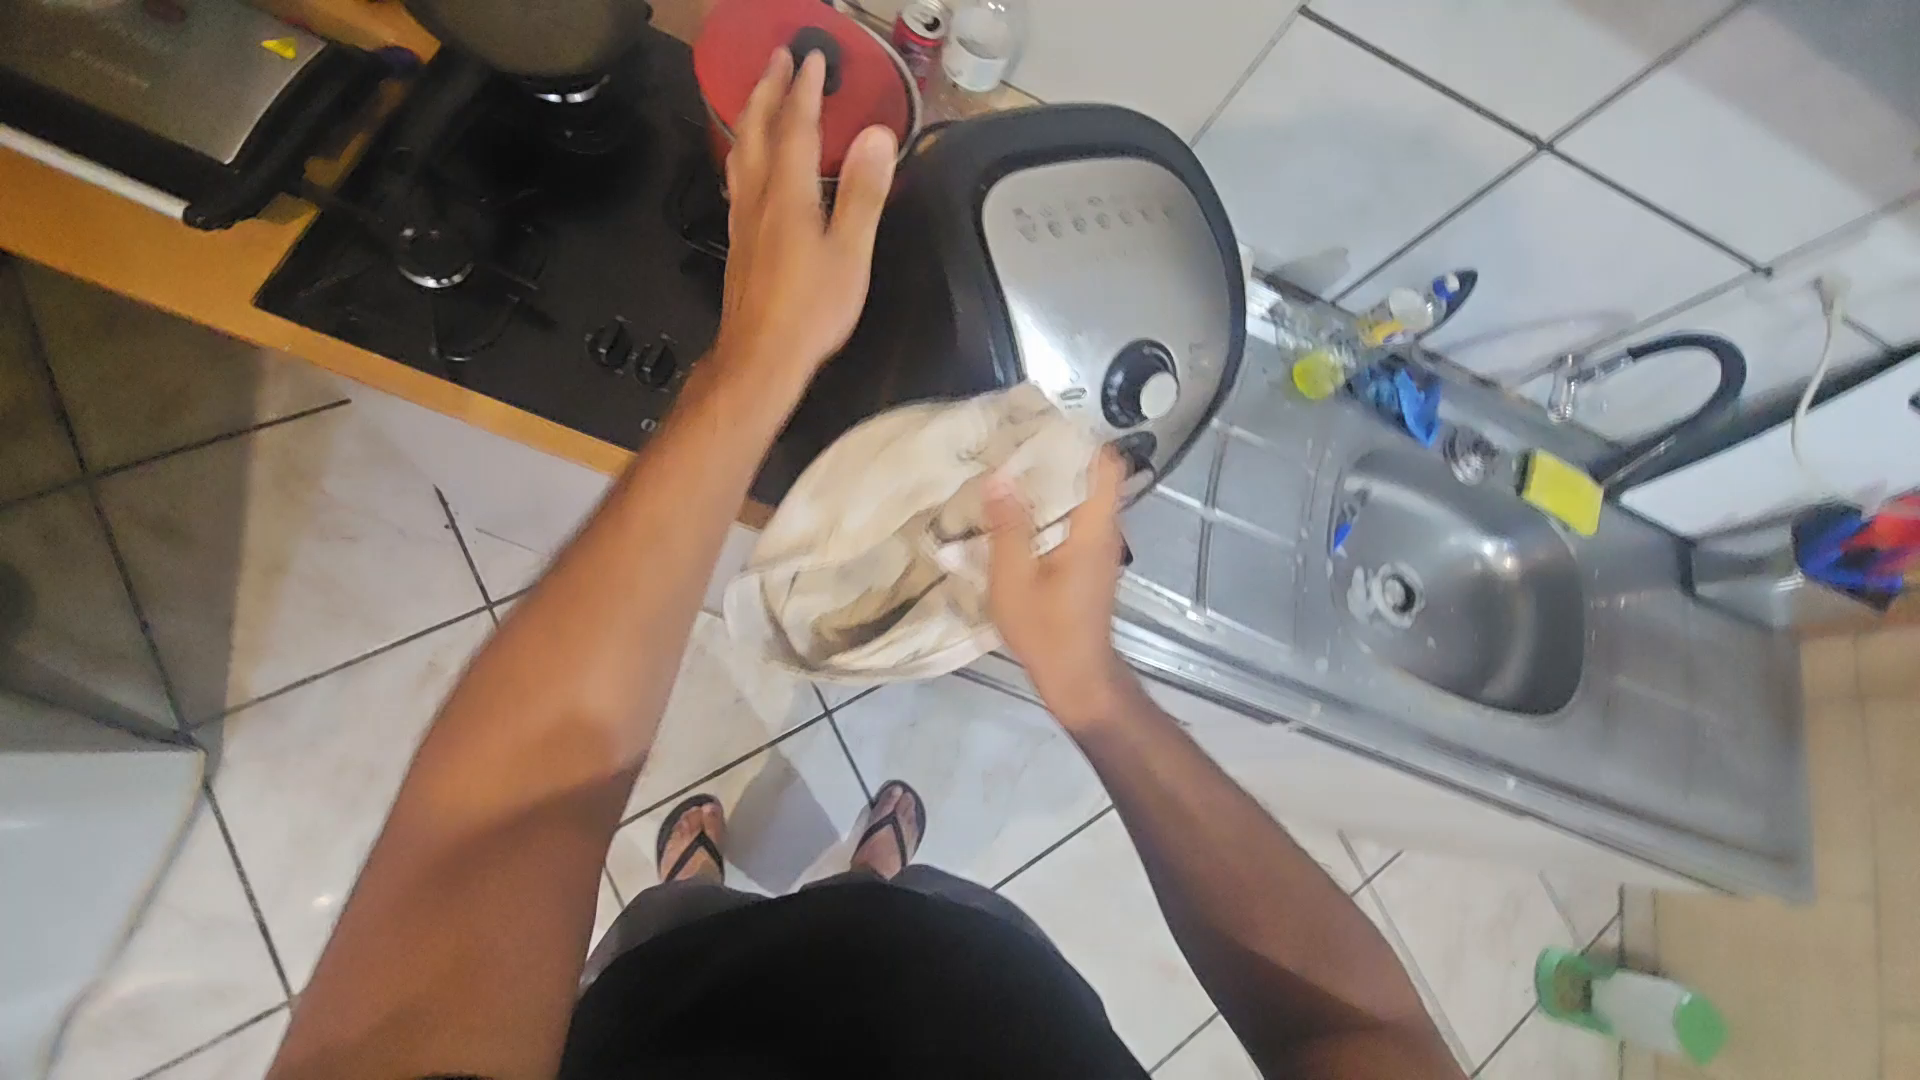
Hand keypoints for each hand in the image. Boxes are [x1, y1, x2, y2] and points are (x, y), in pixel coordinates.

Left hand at [711, 48, 897, 385]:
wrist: (762, 356)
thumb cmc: (810, 312)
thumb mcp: (850, 254)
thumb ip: (862, 194)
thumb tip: (877, 137)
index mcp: (788, 195)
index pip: (796, 126)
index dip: (805, 88)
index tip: (813, 57)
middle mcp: (758, 198)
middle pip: (757, 129)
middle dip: (768, 88)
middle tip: (778, 59)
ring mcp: (743, 220)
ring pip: (740, 152)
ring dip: (752, 116)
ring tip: (761, 97)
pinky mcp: (739, 242)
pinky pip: (738, 179)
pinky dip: (746, 153)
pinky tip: (750, 164)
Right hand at [985, 449, 1144, 730]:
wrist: (1077, 677)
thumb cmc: (1047, 629)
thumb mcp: (1014, 578)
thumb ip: (1007, 526)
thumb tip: (999, 476)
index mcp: (1094, 529)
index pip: (1107, 466)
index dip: (1082, 441)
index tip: (1044, 429)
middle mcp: (1106, 533)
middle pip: (1092, 479)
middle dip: (1057, 460)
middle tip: (1015, 448)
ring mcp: (1102, 550)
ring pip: (1083, 501)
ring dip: (1053, 487)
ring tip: (1011, 476)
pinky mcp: (1092, 565)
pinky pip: (1076, 522)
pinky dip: (1053, 511)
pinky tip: (1019, 516)